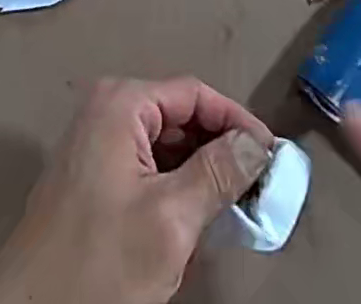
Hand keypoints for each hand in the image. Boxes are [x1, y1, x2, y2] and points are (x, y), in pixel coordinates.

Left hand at [0, 77, 275, 303]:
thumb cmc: (95, 265)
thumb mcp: (170, 219)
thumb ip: (219, 172)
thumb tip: (258, 144)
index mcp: (120, 104)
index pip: (196, 94)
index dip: (237, 121)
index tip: (269, 154)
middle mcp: (105, 111)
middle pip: (182, 116)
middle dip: (220, 148)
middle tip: (255, 182)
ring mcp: (95, 143)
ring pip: (167, 143)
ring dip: (201, 170)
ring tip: (232, 202)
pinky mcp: (91, 176)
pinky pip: (147, 165)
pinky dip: (176, 185)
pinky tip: (195, 215)